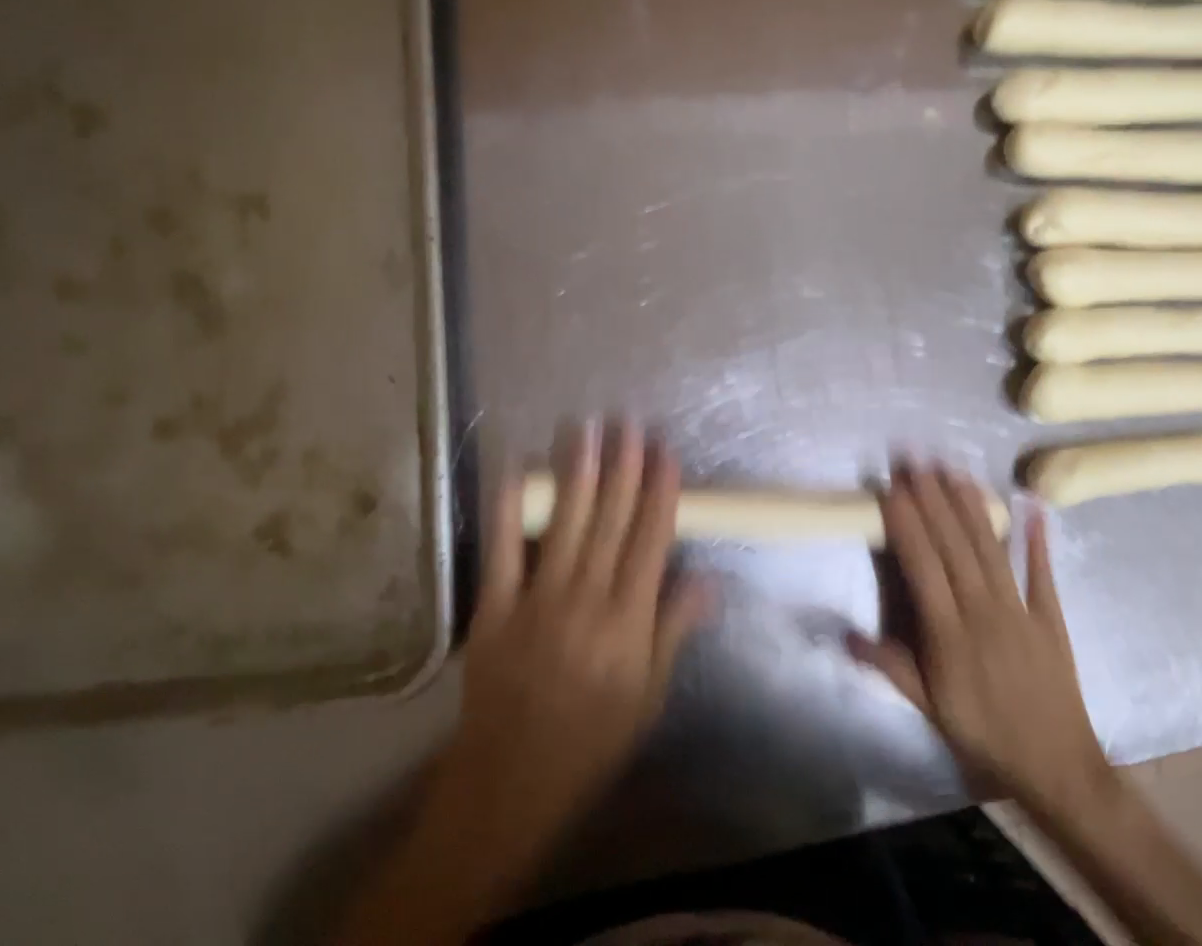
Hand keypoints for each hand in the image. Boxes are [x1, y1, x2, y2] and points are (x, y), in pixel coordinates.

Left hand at [333, 420, 709, 944]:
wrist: (513, 778)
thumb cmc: (593, 738)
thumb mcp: (650, 694)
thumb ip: (674, 630)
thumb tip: (708, 578)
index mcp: (629, 622)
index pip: (651, 542)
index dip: (660, 494)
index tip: (666, 453)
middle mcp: (586, 601)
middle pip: (610, 522)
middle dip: (622, 468)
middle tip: (628, 423)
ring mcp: (537, 601)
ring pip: (565, 524)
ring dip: (577, 473)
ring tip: (586, 429)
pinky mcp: (493, 610)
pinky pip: (502, 551)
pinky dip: (510, 509)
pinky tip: (518, 470)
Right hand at [850, 463, 1110, 812]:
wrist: (1054, 764)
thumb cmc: (983, 737)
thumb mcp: (929, 709)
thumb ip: (891, 667)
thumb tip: (846, 636)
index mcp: (948, 633)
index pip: (922, 565)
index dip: (906, 523)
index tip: (891, 487)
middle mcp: (983, 611)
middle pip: (955, 545)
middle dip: (933, 499)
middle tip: (915, 458)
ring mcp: (1021, 610)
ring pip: (991, 548)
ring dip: (971, 506)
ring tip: (953, 470)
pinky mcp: (1051, 617)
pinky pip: (1042, 572)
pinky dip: (1037, 538)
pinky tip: (1030, 506)